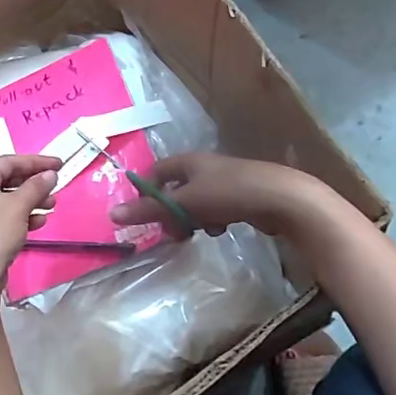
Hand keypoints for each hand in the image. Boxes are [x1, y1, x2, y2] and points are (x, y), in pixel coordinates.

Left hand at [0, 154, 60, 306]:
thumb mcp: (18, 206)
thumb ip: (36, 186)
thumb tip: (50, 174)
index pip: (8, 162)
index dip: (35, 161)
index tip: (59, 164)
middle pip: (6, 181)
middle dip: (33, 184)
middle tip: (55, 187)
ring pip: (6, 200)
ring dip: (30, 201)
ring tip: (52, 206)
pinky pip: (2, 217)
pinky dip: (20, 217)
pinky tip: (38, 223)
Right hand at [108, 152, 324, 237]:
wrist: (284, 199)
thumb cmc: (229, 193)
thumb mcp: (184, 203)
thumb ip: (148, 210)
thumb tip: (111, 214)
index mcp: (189, 161)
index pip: (157, 171)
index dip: (147, 191)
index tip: (145, 213)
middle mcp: (206, 167)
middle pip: (175, 189)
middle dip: (171, 211)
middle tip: (173, 231)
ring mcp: (226, 181)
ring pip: (196, 202)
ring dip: (192, 218)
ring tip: (199, 232)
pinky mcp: (243, 196)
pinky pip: (216, 208)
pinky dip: (213, 220)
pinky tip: (221, 230)